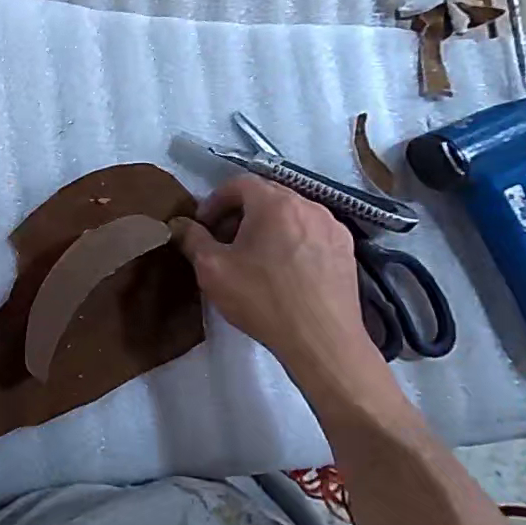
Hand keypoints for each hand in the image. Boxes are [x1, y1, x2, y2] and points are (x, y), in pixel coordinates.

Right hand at [171, 175, 383, 394]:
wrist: (322, 341)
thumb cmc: (264, 301)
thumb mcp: (214, 270)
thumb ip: (193, 240)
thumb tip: (179, 224)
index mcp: (274, 203)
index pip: (239, 183)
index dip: (216, 201)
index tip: (204, 226)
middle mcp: (307, 205)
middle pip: (267, 196)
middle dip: (241, 214)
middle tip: (224, 242)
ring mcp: (331, 226)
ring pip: (291, 215)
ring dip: (268, 228)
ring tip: (255, 259)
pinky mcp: (346, 249)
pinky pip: (312, 233)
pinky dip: (293, 242)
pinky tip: (286, 272)